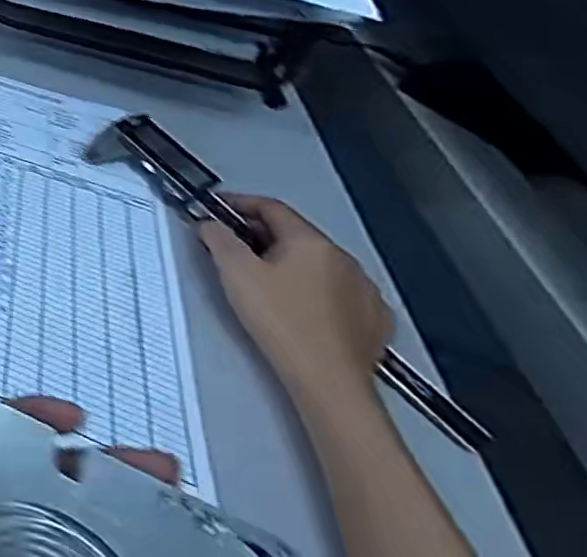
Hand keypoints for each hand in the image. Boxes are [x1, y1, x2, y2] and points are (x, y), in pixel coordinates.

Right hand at [199, 195, 391, 400]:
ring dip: (289, 262)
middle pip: (294, 234)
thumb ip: (218, 238)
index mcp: (311, 242)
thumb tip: (211, 224)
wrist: (328, 382)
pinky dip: (316, 288)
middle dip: (260, 235)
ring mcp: (365, 289)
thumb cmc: (280, 321)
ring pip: (317, 262)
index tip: (219, 208)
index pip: (272, 207)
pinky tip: (300, 305)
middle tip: (233, 248)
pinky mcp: (375, 319)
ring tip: (265, 281)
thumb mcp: (235, 272)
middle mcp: (344, 258)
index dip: (240, 203)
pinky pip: (339, 290)